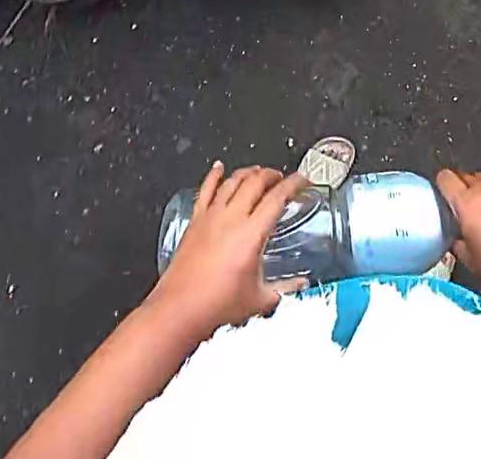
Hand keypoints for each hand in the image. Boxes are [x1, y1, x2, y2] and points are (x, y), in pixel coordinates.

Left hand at [147, 162, 309, 336]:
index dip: (294, 183)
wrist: (177, 313)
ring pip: (233, 181)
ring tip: (258, 172)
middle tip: (282, 179)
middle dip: (273, 175)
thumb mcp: (259, 300)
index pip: (278, 196)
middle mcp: (232, 219)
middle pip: (256, 181)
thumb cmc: (214, 307)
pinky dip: (214, 175)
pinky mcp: (195, 222)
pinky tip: (218, 168)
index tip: (302, 180)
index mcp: (251, 233)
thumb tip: (299, 286)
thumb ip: (284, 290)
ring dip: (249, 173)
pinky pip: (205, 190)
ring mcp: (211, 217)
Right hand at [435, 169, 480, 298]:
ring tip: (479, 202)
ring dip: (476, 185)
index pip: (446, 179)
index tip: (441, 193)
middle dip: (458, 186)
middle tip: (459, 204)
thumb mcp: (468, 259)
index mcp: (465, 203)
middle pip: (463, 175)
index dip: (441, 183)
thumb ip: (455, 241)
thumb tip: (453, 235)